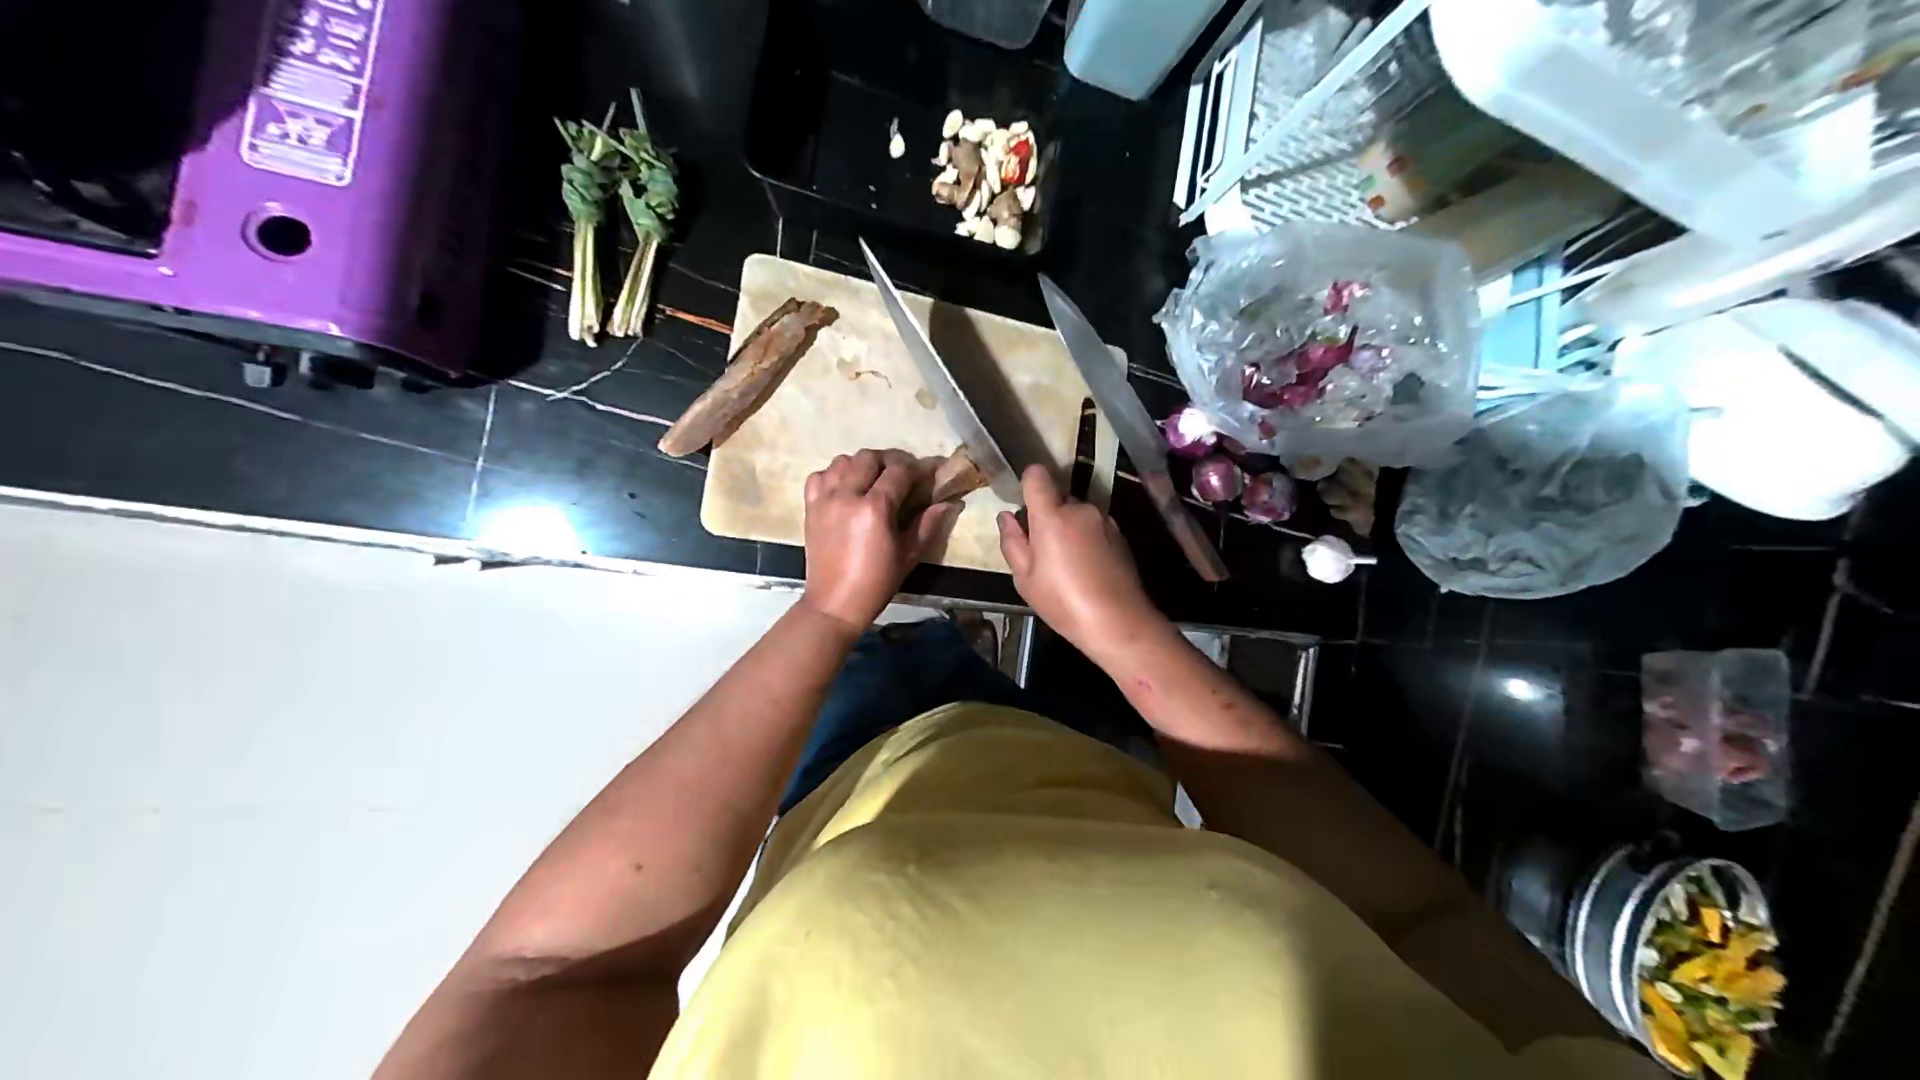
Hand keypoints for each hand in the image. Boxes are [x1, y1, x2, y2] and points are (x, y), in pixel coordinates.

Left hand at [801, 449, 958, 633]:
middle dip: (889, 461)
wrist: (834, 603)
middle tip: (901, 476)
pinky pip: (820, 475)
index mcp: (875, 508)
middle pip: (869, 457)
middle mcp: (847, 495)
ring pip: (843, 460)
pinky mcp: (810, 506)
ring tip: (873, 480)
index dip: (917, 469)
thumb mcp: (909, 555)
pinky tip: (845, 489)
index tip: (927, 475)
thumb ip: (928, 524)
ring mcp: (825, 499)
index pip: (899, 471)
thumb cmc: (876, 582)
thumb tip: (949, 503)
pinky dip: (834, 475)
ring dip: (861, 465)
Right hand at [996, 465, 1167, 662]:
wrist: (1119, 622)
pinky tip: (1088, 570)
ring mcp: (1105, 520)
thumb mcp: (1024, 579)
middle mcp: (1081, 509)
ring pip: (1078, 514)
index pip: (1037, 475)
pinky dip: (1087, 540)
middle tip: (1043, 552)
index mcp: (1052, 516)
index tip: (1024, 506)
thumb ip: (1012, 542)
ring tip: (1068, 565)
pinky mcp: (1120, 535)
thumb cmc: (1063, 602)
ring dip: (1070, 529)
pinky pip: (1095, 527)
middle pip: (1058, 498)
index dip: (1028, 484)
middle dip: (1049, 516)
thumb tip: (1006, 516)